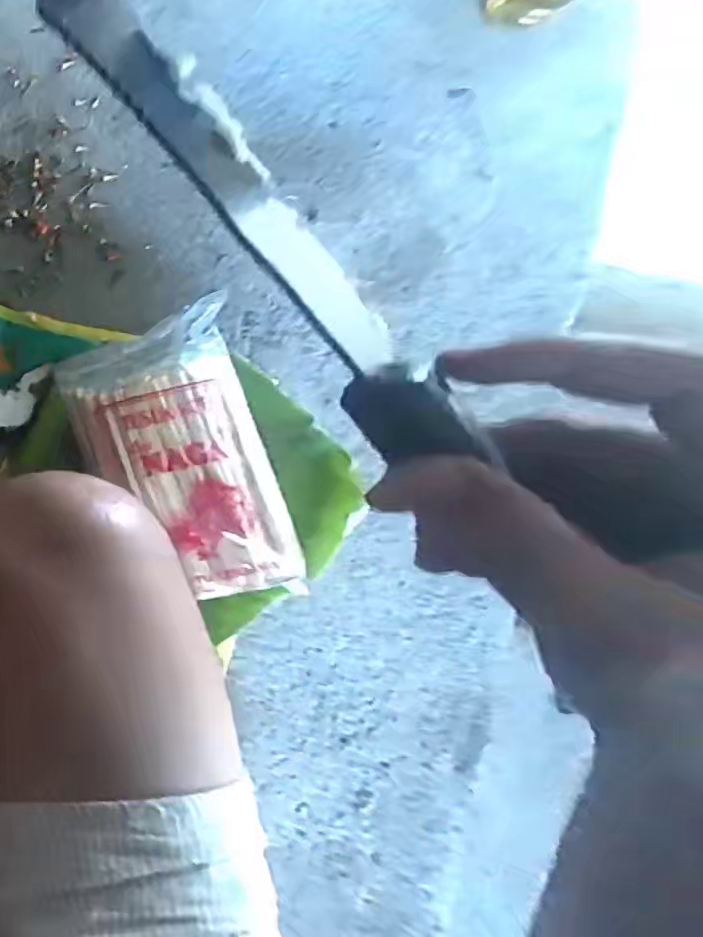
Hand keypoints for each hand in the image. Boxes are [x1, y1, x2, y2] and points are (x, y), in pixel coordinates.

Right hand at [371, 339, 702, 735]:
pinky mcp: (668, 563)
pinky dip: (512, 536)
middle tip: (406, 503)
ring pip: (576, 490)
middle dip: (486, 471)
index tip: (451, 369)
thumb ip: (503, 534)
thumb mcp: (602, 618)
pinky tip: (465, 564)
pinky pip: (578, 524)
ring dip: (486, 511)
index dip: (560, 362)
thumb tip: (394, 479)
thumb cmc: (697, 704)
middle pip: (599, 447)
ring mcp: (698, 535)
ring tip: (431, 555)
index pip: (674, 386)